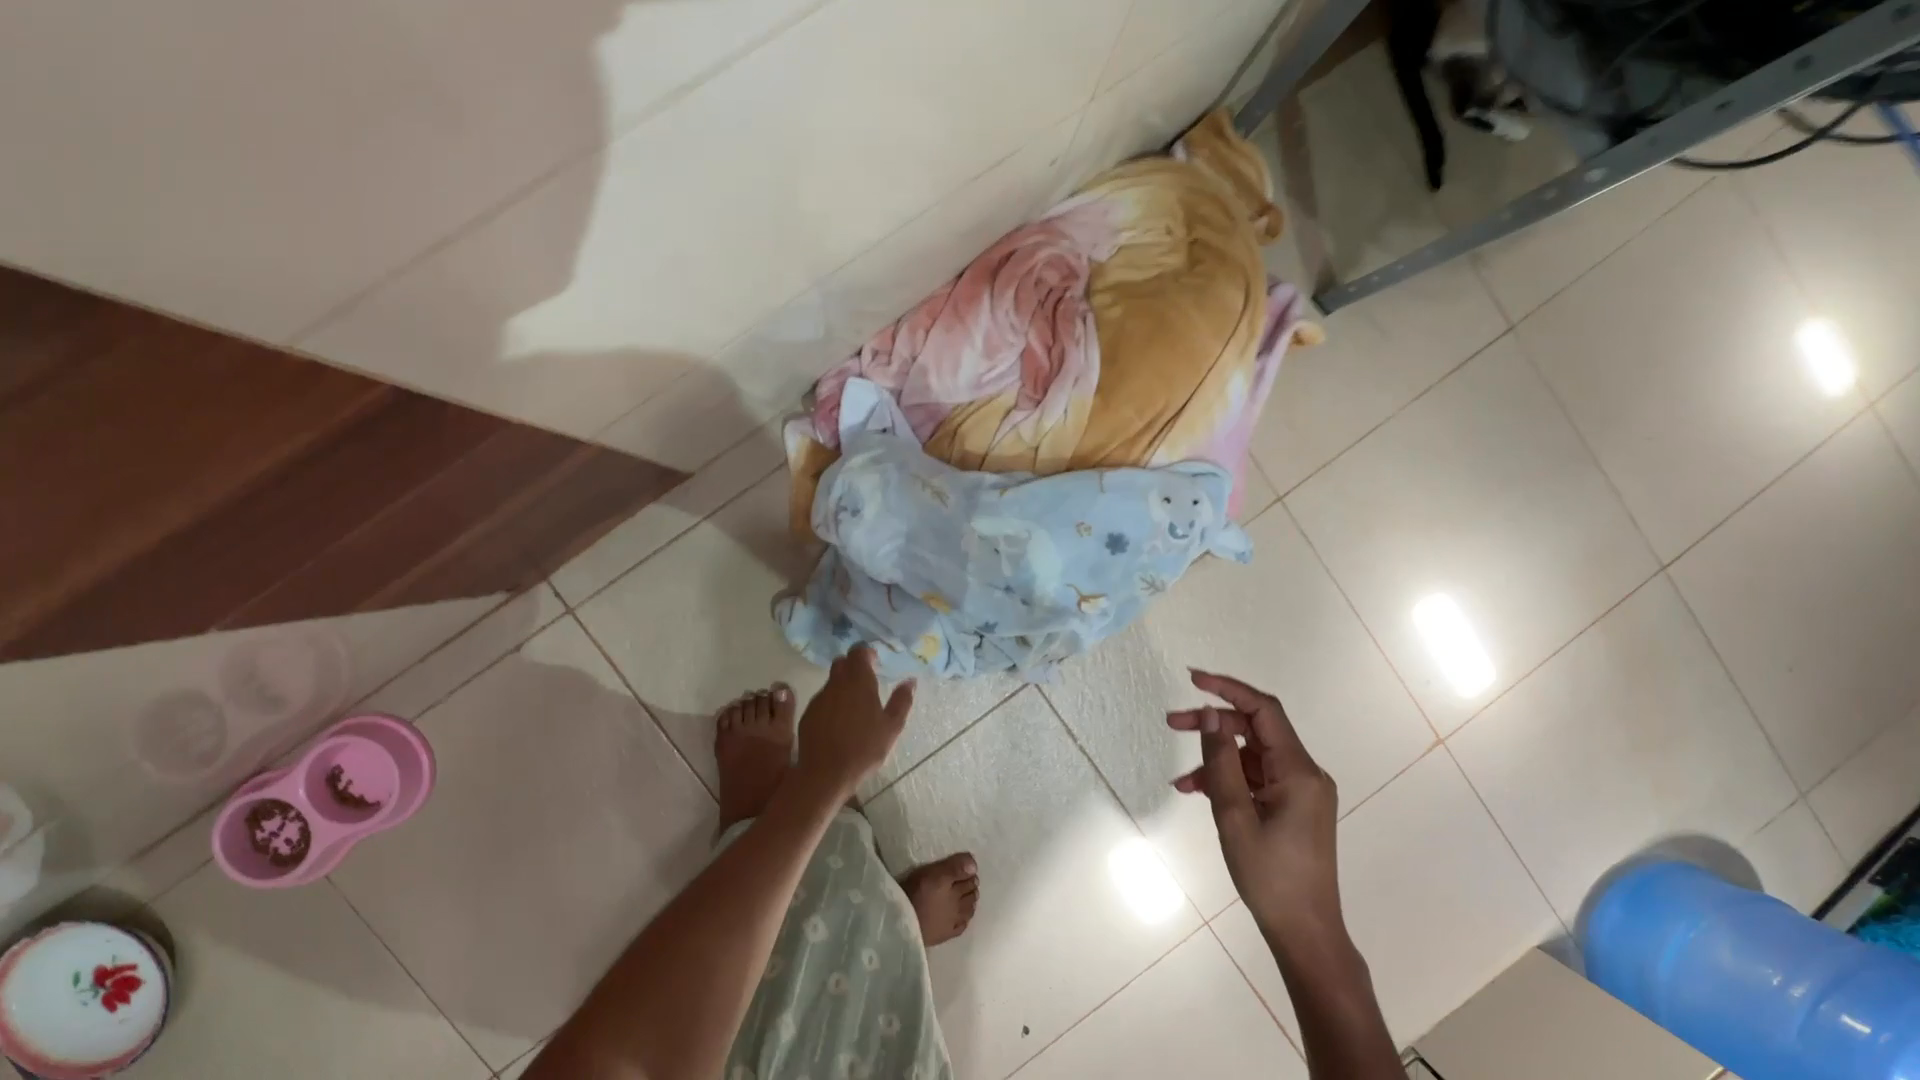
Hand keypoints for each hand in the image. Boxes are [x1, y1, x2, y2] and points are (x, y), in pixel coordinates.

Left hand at [795, 646, 913, 797]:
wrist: (825, 774)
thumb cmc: (864, 749)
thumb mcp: (892, 727)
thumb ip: (902, 701)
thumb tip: (910, 681)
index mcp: (859, 682)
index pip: (858, 651)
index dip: (867, 653)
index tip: (876, 663)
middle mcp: (836, 684)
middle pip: (842, 663)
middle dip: (853, 666)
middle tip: (867, 683)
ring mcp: (819, 698)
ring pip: (831, 682)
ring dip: (843, 686)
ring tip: (855, 707)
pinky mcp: (808, 713)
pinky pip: (822, 700)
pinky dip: (832, 703)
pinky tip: (839, 723)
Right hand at [1169, 670, 1341, 947]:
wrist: (1304, 931)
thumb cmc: (1270, 876)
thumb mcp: (1234, 816)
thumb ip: (1220, 761)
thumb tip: (1209, 714)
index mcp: (1298, 770)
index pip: (1263, 710)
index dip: (1228, 688)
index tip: (1193, 679)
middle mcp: (1305, 773)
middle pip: (1256, 730)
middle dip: (1213, 723)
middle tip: (1171, 722)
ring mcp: (1300, 792)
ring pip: (1252, 756)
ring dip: (1216, 758)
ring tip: (1180, 777)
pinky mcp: (1293, 808)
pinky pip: (1256, 779)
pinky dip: (1228, 780)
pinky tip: (1197, 793)